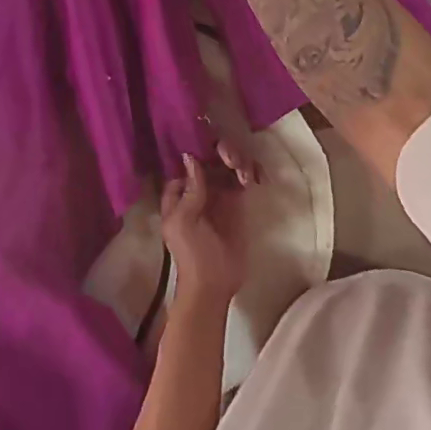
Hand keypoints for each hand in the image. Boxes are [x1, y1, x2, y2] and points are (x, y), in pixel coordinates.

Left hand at [161, 150, 255, 311]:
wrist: (213, 284)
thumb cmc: (191, 252)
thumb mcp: (183, 220)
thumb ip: (191, 190)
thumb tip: (190, 157)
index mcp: (179, 193)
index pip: (187, 163)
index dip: (197, 152)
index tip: (209, 145)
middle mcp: (199, 190)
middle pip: (210, 160)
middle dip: (222, 154)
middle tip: (231, 160)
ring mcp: (219, 197)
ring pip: (228, 167)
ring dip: (237, 162)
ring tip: (243, 174)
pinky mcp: (238, 206)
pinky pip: (242, 182)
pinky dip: (249, 174)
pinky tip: (251, 179)